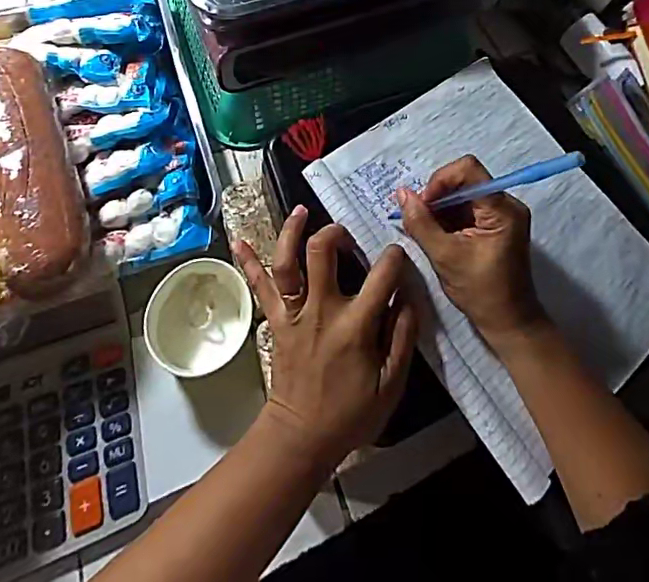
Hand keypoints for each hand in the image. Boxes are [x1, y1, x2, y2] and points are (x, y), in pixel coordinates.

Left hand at [231, 206, 416, 466]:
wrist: (301, 437)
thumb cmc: (350, 414)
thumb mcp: (391, 384)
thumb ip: (402, 337)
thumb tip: (408, 298)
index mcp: (355, 326)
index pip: (381, 276)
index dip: (394, 258)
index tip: (398, 256)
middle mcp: (321, 310)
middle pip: (321, 254)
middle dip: (335, 233)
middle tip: (346, 235)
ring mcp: (293, 313)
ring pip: (287, 262)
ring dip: (292, 232)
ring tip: (302, 211)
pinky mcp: (276, 321)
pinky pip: (260, 286)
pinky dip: (249, 262)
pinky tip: (239, 240)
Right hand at [396, 155, 547, 349]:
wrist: (508, 323)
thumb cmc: (482, 292)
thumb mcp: (444, 257)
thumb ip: (421, 223)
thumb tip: (402, 194)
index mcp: (502, 209)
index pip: (469, 170)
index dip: (440, 180)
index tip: (423, 203)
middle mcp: (506, 204)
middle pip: (464, 180)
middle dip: (437, 196)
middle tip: (418, 219)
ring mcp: (502, 215)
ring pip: (462, 194)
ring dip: (440, 208)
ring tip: (425, 230)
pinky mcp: (494, 225)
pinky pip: (466, 209)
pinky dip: (448, 218)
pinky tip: (436, 235)